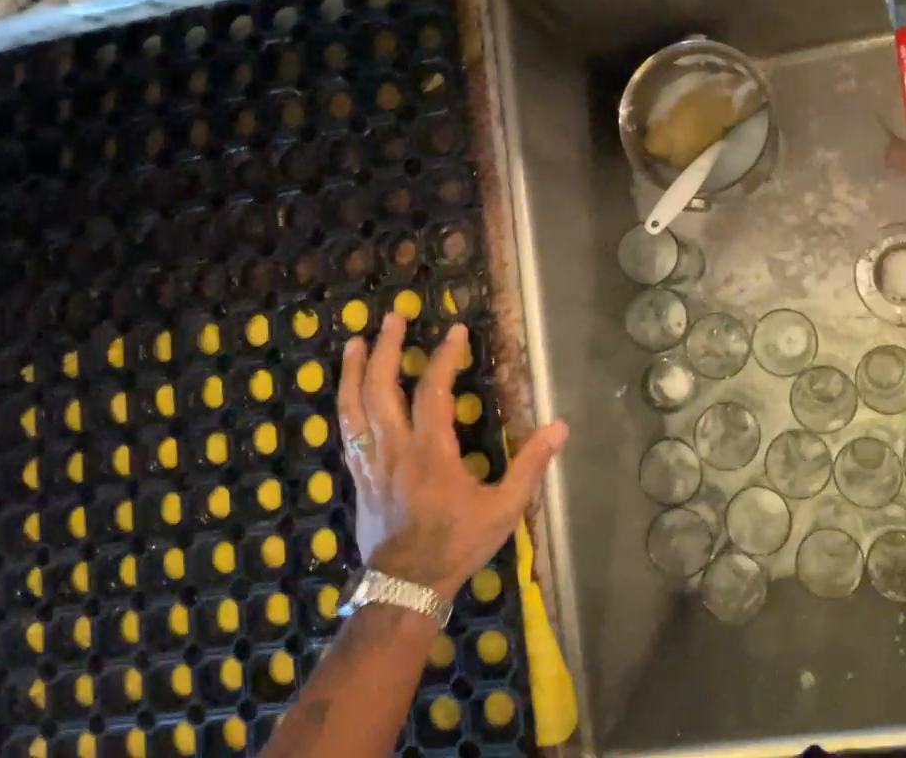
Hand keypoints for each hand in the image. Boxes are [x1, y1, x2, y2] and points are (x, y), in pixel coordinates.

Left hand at [336, 314, 568, 597]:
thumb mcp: (504, 509)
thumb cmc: (457, 544)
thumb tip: (559, 427)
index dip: (444, 357)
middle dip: (386, 350)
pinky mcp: (359, 478)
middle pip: (380, 390)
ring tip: (357, 342)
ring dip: (354, 371)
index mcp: (430, 452)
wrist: (405, 587)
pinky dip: (346, 405)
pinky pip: (347, 432)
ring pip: (353, 408)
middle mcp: (394, 450)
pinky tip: (348, 393)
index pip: (433, 392)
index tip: (455, 331)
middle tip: (392, 318)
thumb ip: (530, 466)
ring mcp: (370, 463)